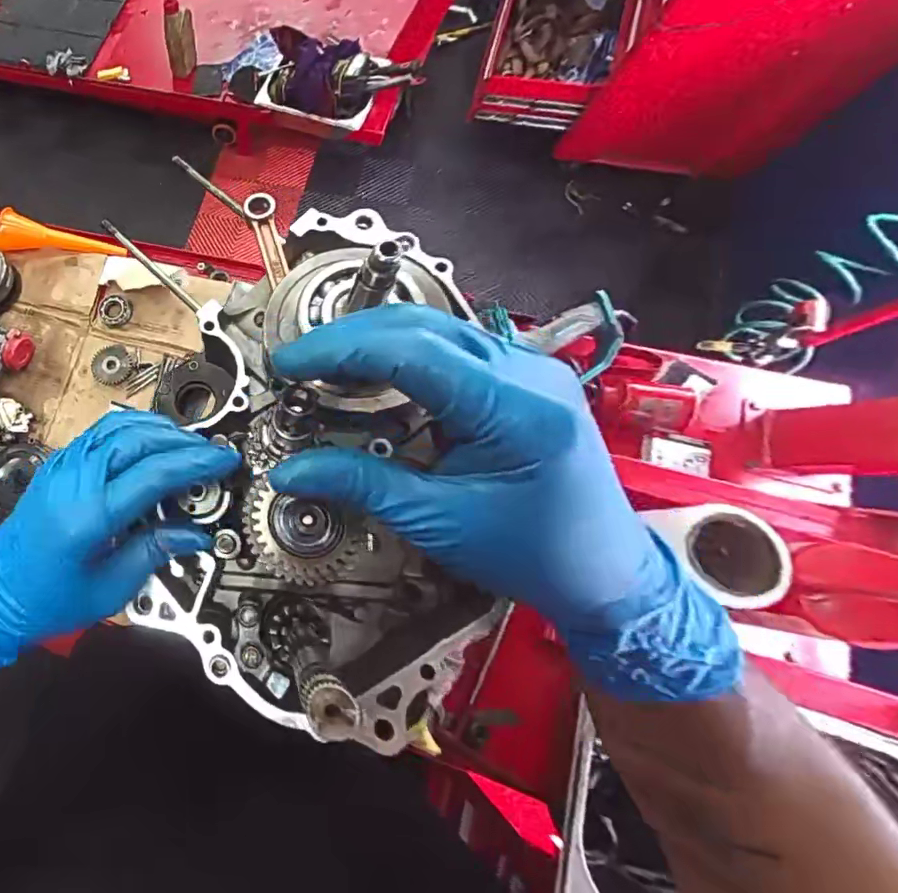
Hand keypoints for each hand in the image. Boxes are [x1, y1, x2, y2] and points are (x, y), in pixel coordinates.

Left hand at [0, 410, 239, 678]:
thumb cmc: (44, 600)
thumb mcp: (110, 588)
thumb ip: (156, 551)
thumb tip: (196, 533)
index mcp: (88, 517)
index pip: (155, 473)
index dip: (197, 463)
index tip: (225, 461)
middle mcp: (73, 482)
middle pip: (140, 440)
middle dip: (185, 442)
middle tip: (214, 454)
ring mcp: (63, 468)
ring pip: (121, 426)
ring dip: (162, 430)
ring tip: (191, 446)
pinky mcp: (60, 465)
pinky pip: (103, 431)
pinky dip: (136, 429)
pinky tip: (155, 440)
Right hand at [266, 305, 739, 701]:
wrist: (603, 570)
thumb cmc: (538, 554)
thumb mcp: (441, 522)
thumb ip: (363, 487)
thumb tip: (296, 471)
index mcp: (517, 408)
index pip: (412, 352)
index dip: (342, 350)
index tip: (294, 361)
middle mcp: (530, 374)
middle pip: (422, 326)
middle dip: (352, 339)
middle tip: (302, 363)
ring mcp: (532, 369)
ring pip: (438, 329)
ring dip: (377, 344)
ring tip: (330, 370)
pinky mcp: (524, 377)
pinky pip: (455, 349)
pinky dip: (407, 358)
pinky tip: (378, 378)